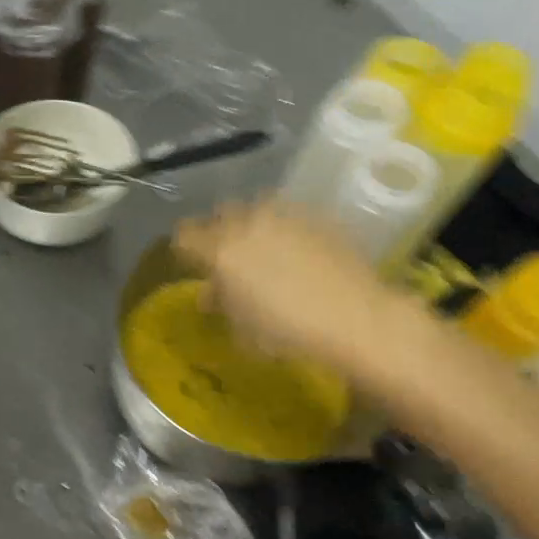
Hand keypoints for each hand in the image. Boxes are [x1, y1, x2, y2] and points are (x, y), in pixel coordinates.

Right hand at [172, 201, 404, 371]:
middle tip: (226, 254)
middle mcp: (248, 224)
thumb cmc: (286, 330)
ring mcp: (285, 215)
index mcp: (221, 251)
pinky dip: (285, 228)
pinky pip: (290, 215)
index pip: (185, 236)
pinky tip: (297, 250)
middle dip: (218, 230)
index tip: (191, 261)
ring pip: (256, 208)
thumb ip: (221, 302)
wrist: (354, 316)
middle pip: (221, 215)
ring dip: (252, 224)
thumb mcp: (241, 326)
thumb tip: (210, 293)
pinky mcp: (318, 216)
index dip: (185, 248)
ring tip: (263, 247)